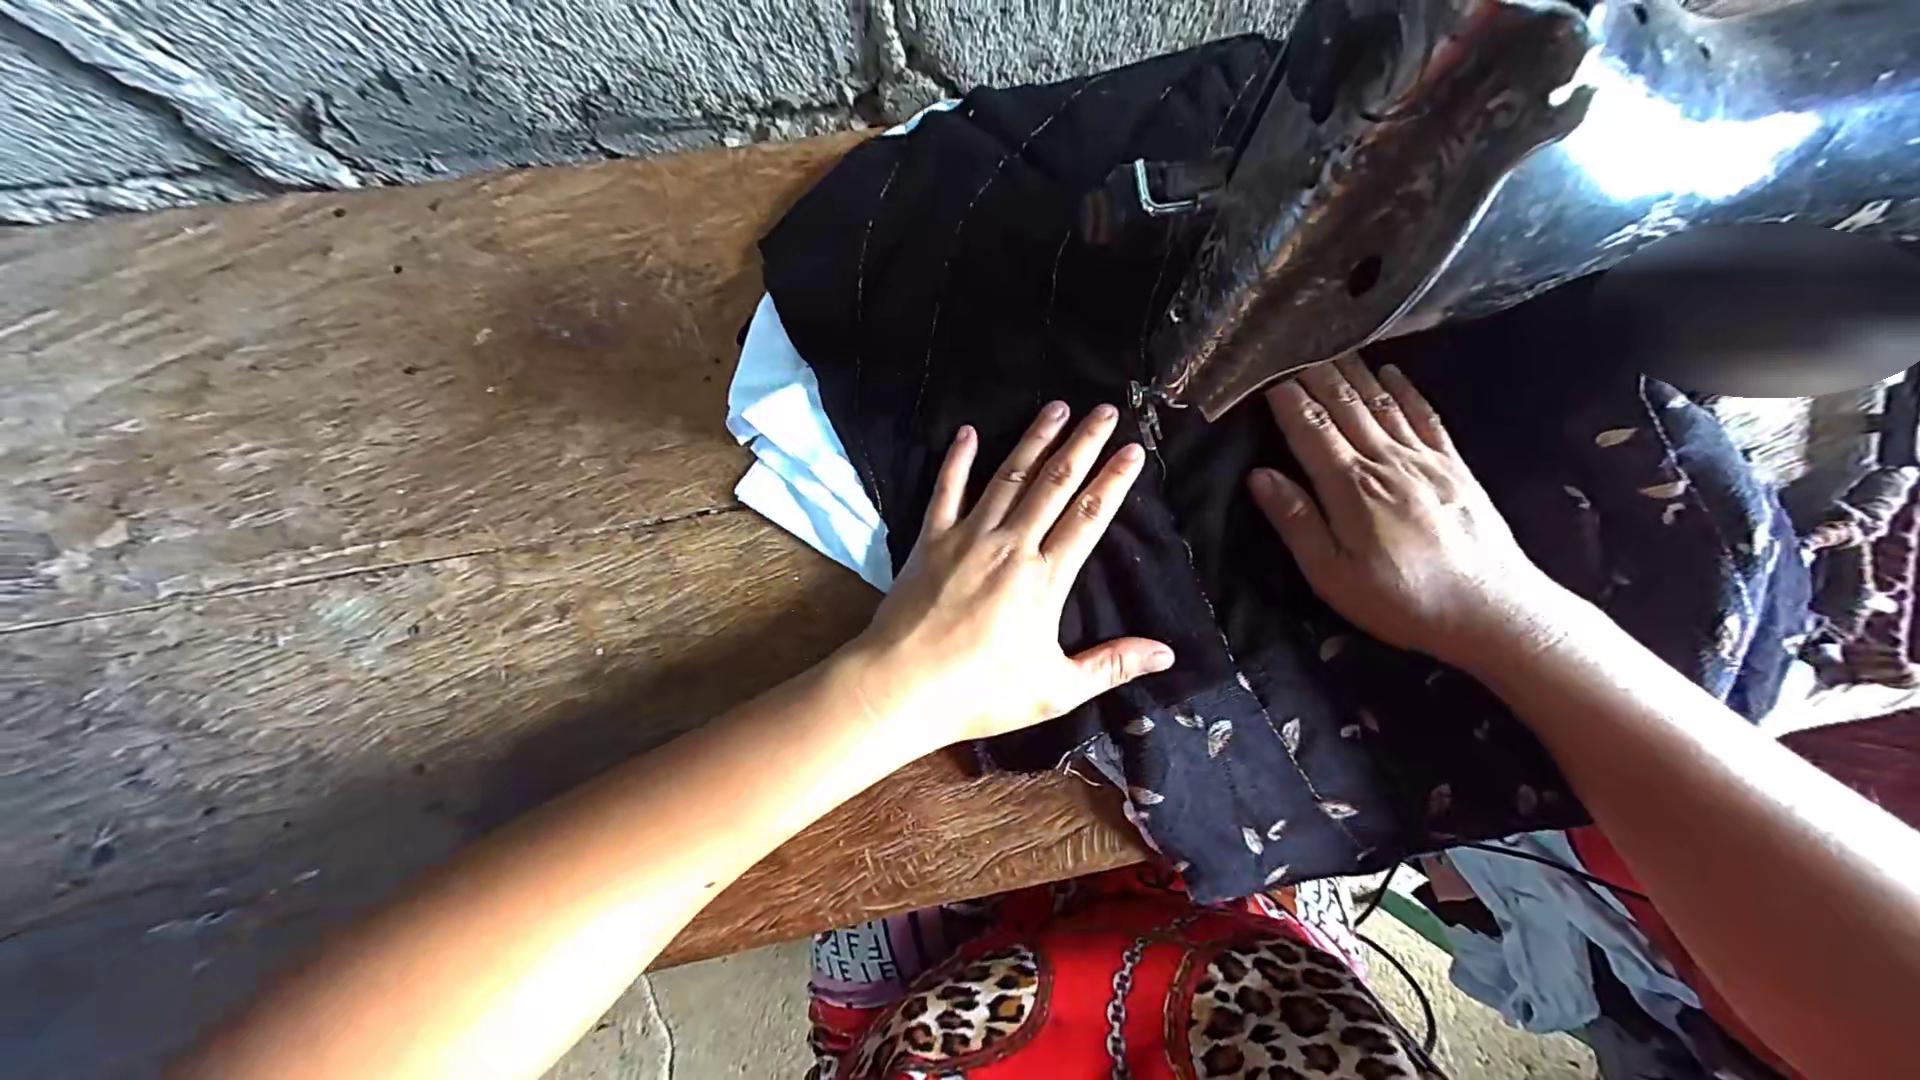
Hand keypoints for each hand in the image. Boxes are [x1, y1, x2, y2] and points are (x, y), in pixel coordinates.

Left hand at [839, 401, 1174, 751]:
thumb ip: (1112, 665)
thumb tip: (1166, 653)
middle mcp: (1010, 546)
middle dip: (1083, 444)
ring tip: (1056, 408)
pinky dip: (957, 460)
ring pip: (1009, 477)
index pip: (1089, 517)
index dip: (1114, 481)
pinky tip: (968, 432)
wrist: (902, 686)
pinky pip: (946, 490)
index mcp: (1045, 579)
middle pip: (1054, 484)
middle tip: (1104, 410)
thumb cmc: (980, 693)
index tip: (1132, 449)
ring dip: (1035, 440)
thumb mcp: (1056, 689)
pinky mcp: (930, 540)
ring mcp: (967, 538)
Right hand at [1248, 356, 1571, 669]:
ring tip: (1330, 345)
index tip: (1263, 374)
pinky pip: (1425, 416)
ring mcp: (1426, 460)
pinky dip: (1405, 390)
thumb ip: (1297, 522)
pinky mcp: (1455, 466)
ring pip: (1381, 402)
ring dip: (1353, 371)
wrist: (1494, 613)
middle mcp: (1387, 462)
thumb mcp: (1331, 574)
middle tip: (1291, 346)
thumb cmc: (1399, 599)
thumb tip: (1260, 475)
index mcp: (1350, 488)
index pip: (1309, 428)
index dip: (1284, 398)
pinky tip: (1391, 371)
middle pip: (1344, 405)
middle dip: (1313, 373)